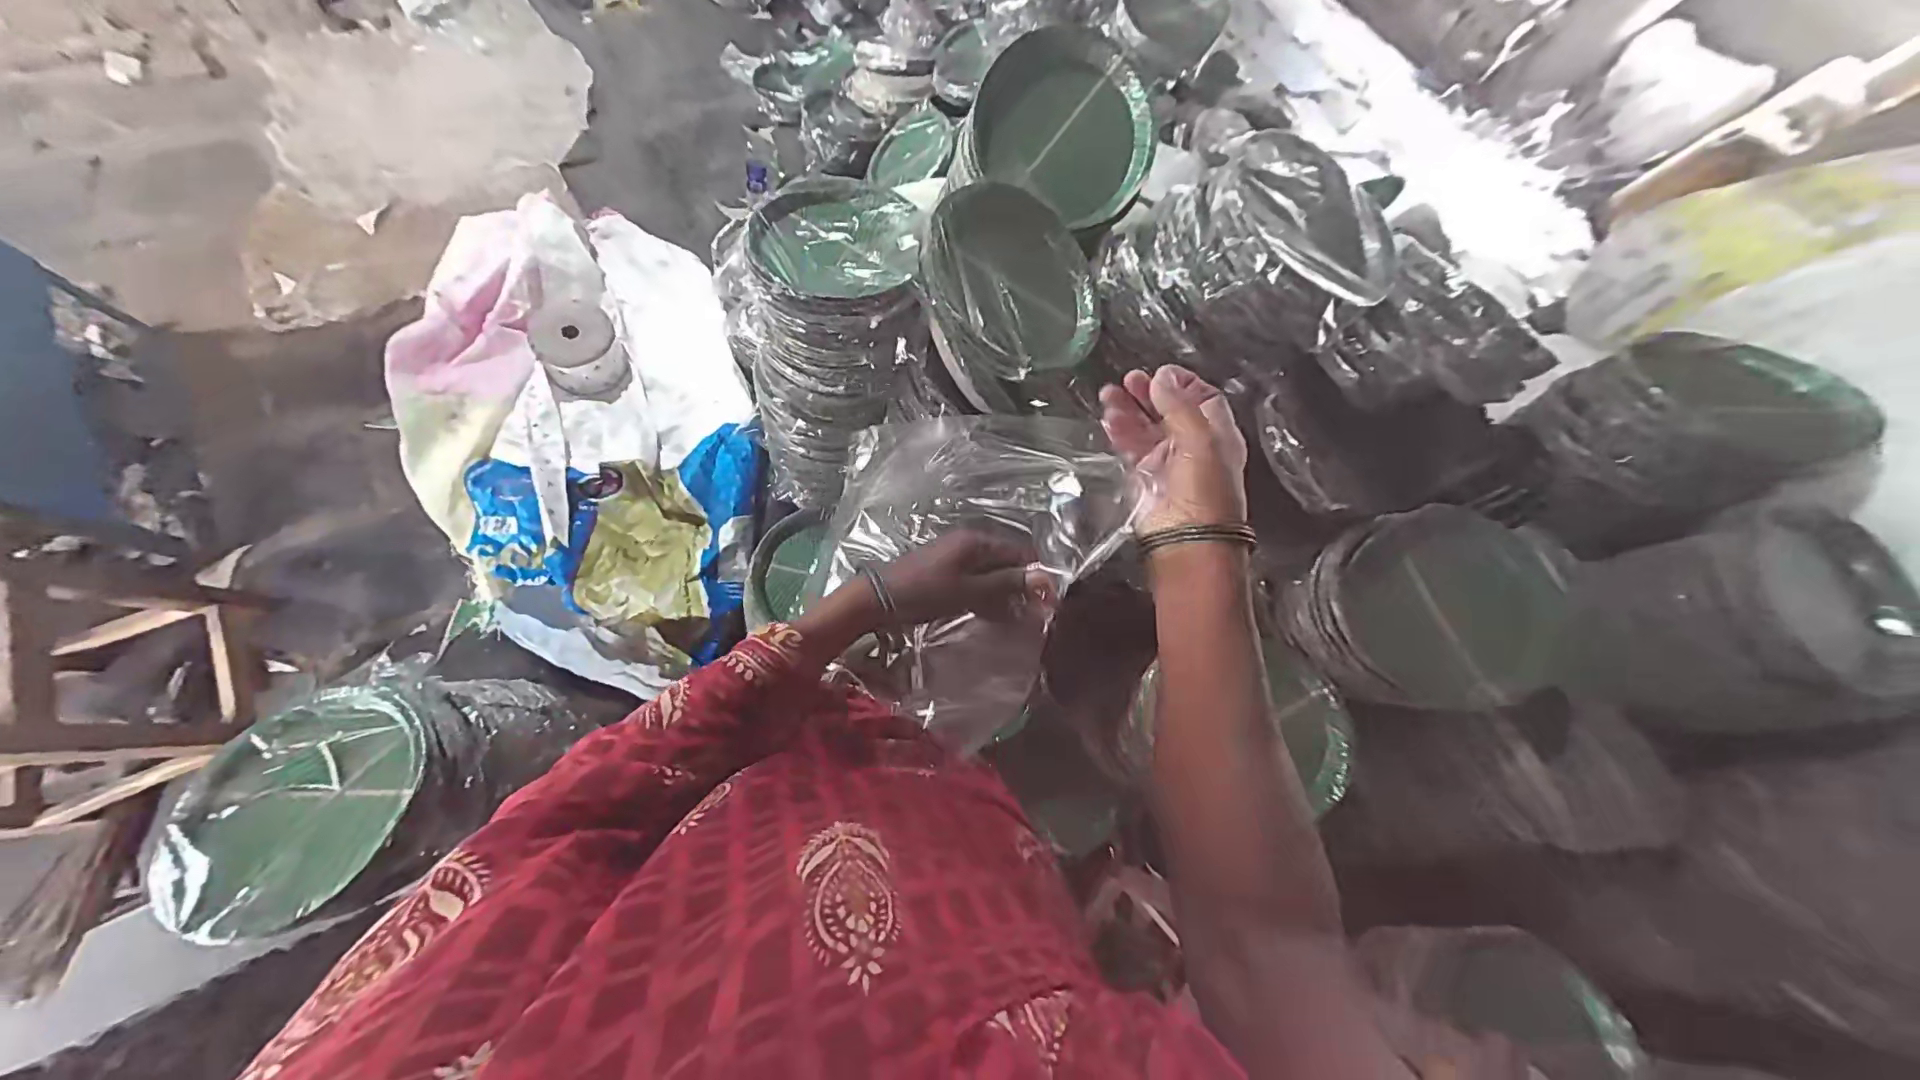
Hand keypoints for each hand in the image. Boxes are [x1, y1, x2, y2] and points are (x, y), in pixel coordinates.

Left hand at [872, 527, 1054, 627]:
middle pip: (1006, 563)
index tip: (1048, 602)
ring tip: (1014, 619)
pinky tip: (990, 615)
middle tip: (1032, 615)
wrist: (878, 599)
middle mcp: (969, 543)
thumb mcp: (970, 590)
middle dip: (1021, 588)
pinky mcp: (945, 572)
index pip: (1020, 554)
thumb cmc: (925, 592)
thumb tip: (1046, 579)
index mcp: (977, 541)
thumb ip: (1007, 584)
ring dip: (1003, 595)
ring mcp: (955, 557)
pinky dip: (985, 597)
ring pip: (991, 575)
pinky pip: (975, 582)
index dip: (1036, 576)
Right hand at [1099, 365, 1247, 532]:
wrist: (1186, 539)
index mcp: (1216, 435)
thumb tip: (1161, 377)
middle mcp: (1191, 446)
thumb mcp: (1201, 440)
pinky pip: (1129, 448)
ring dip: (1128, 410)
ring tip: (1109, 395)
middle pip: (1168, 411)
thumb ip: (1179, 406)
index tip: (1161, 373)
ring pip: (1144, 428)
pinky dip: (1119, 432)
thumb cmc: (1205, 490)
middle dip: (1149, 394)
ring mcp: (1165, 462)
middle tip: (1128, 379)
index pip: (1202, 399)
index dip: (1182, 384)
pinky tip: (1108, 419)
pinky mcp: (1141, 477)